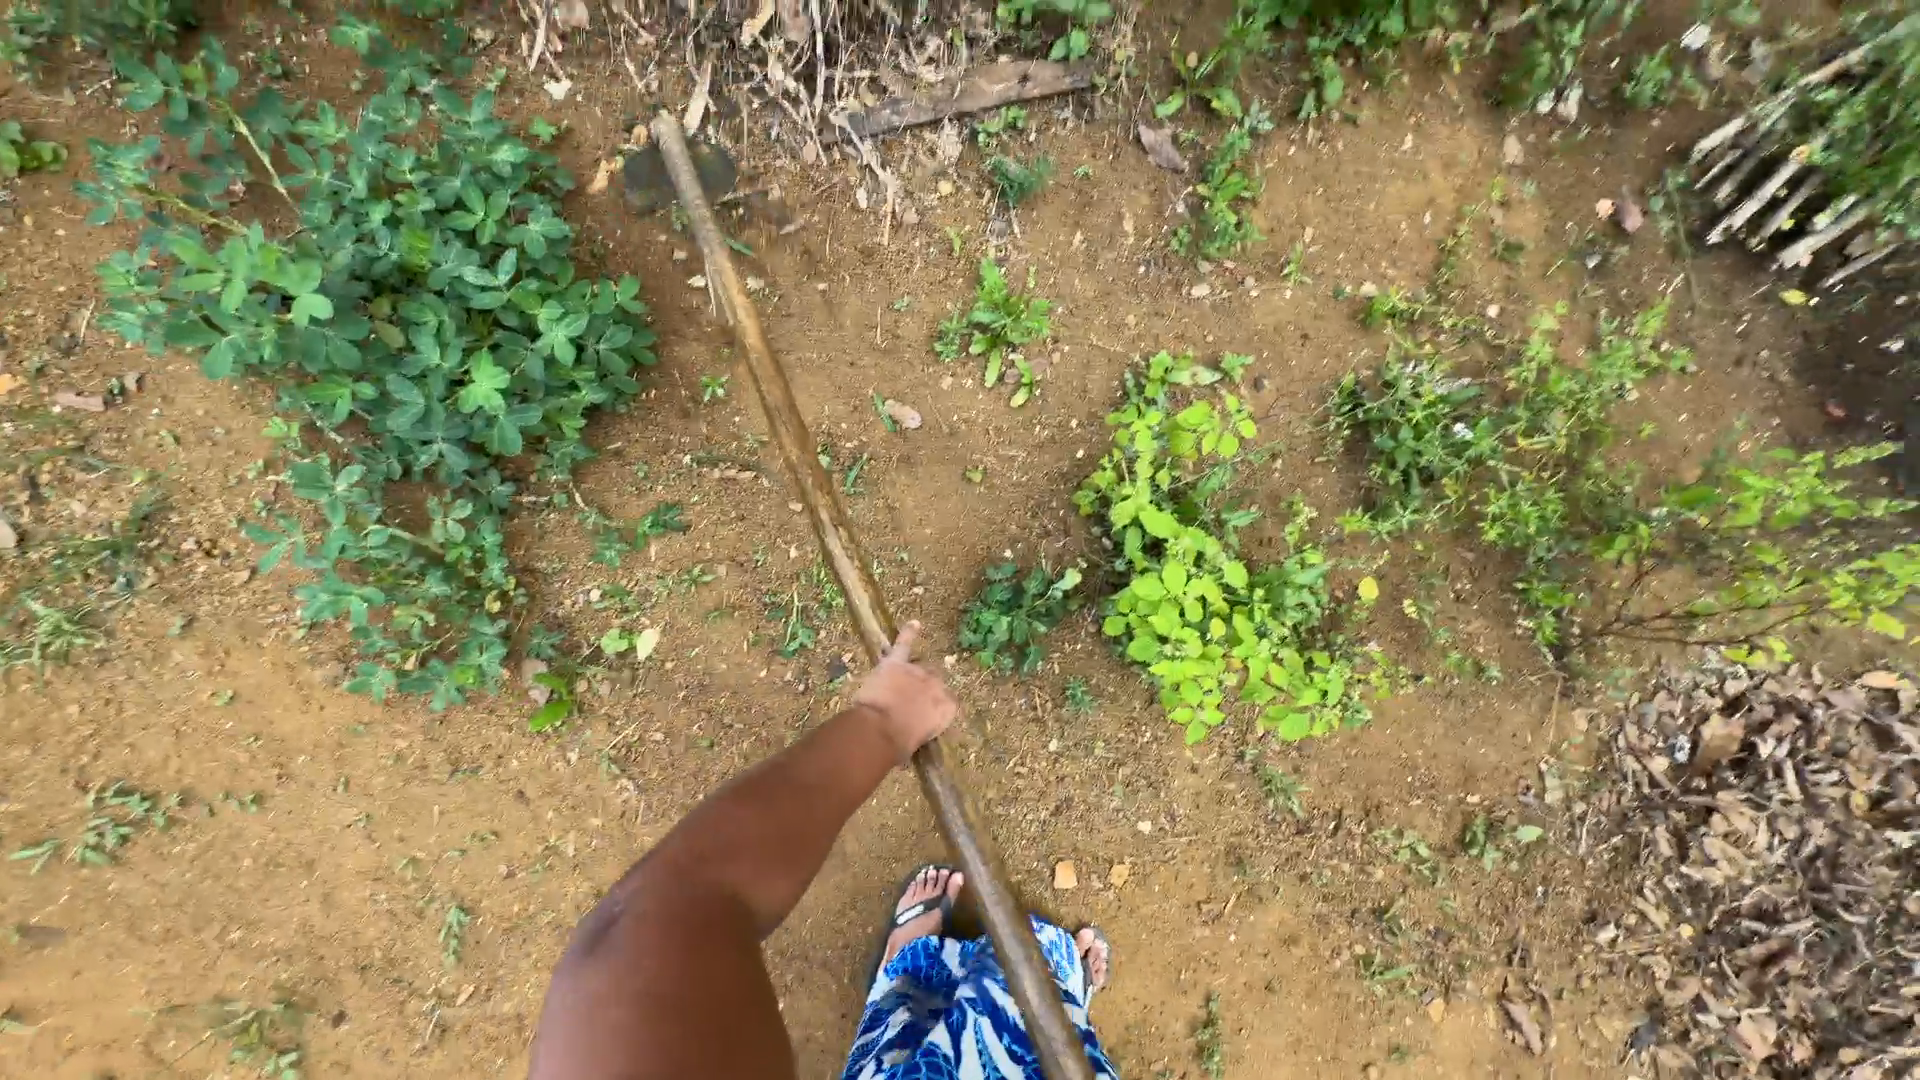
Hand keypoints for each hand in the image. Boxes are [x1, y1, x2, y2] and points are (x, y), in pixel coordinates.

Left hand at [852, 622, 957, 760]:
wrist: (879, 730)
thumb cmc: (898, 746)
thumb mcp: (914, 746)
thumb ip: (917, 734)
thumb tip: (906, 744)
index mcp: (947, 709)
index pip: (947, 704)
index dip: (933, 708)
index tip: (924, 714)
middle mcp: (937, 686)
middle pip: (934, 682)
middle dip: (922, 690)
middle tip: (908, 701)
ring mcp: (917, 672)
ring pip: (918, 667)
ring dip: (910, 675)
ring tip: (899, 683)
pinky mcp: (896, 664)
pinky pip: (904, 645)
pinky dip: (908, 633)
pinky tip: (914, 623)